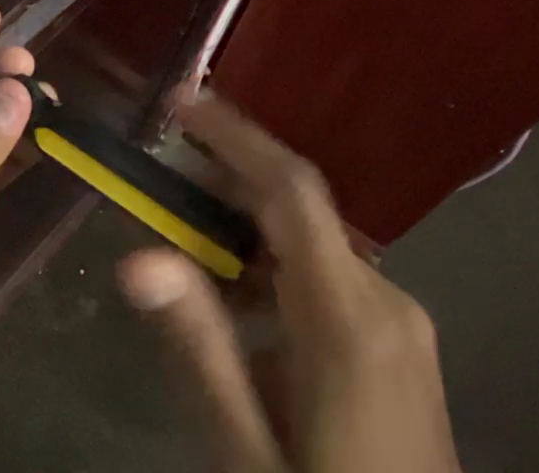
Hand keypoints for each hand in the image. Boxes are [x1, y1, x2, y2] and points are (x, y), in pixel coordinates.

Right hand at [117, 86, 460, 472]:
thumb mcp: (245, 441)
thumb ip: (197, 346)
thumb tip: (138, 258)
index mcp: (349, 316)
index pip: (292, 193)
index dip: (236, 136)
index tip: (181, 100)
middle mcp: (385, 301)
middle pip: (299, 210)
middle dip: (223, 178)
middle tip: (155, 168)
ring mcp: (400, 325)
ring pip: (310, 244)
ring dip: (242, 227)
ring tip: (177, 232)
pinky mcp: (399, 347)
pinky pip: (327, 278)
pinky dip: (270, 266)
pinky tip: (232, 297)